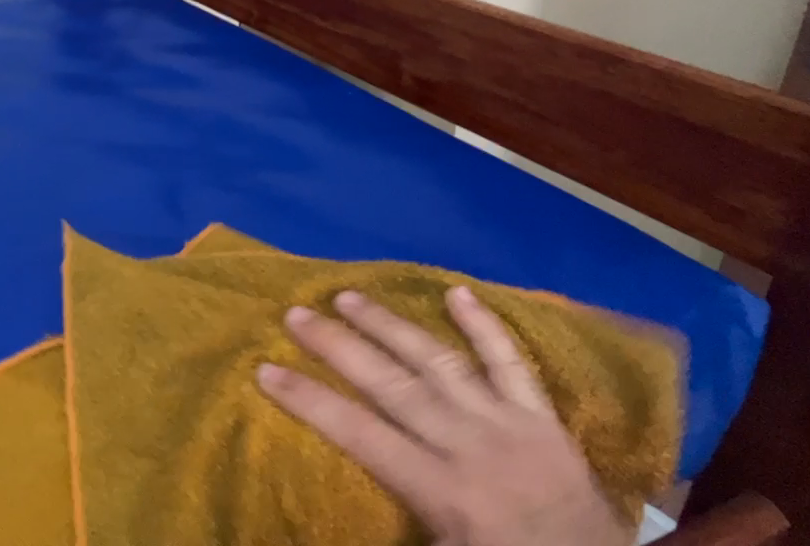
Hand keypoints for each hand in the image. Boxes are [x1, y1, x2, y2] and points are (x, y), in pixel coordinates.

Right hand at [257, 285, 632, 545]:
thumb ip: (392, 518)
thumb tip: (328, 493)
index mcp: (445, 491)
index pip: (359, 434)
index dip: (308, 400)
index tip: (264, 370)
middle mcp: (471, 447)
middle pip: (391, 385)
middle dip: (338, 346)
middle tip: (296, 312)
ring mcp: (511, 426)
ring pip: (439, 362)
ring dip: (390, 326)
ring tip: (348, 295)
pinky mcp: (545, 421)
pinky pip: (513, 365)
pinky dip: (486, 327)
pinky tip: (458, 292)